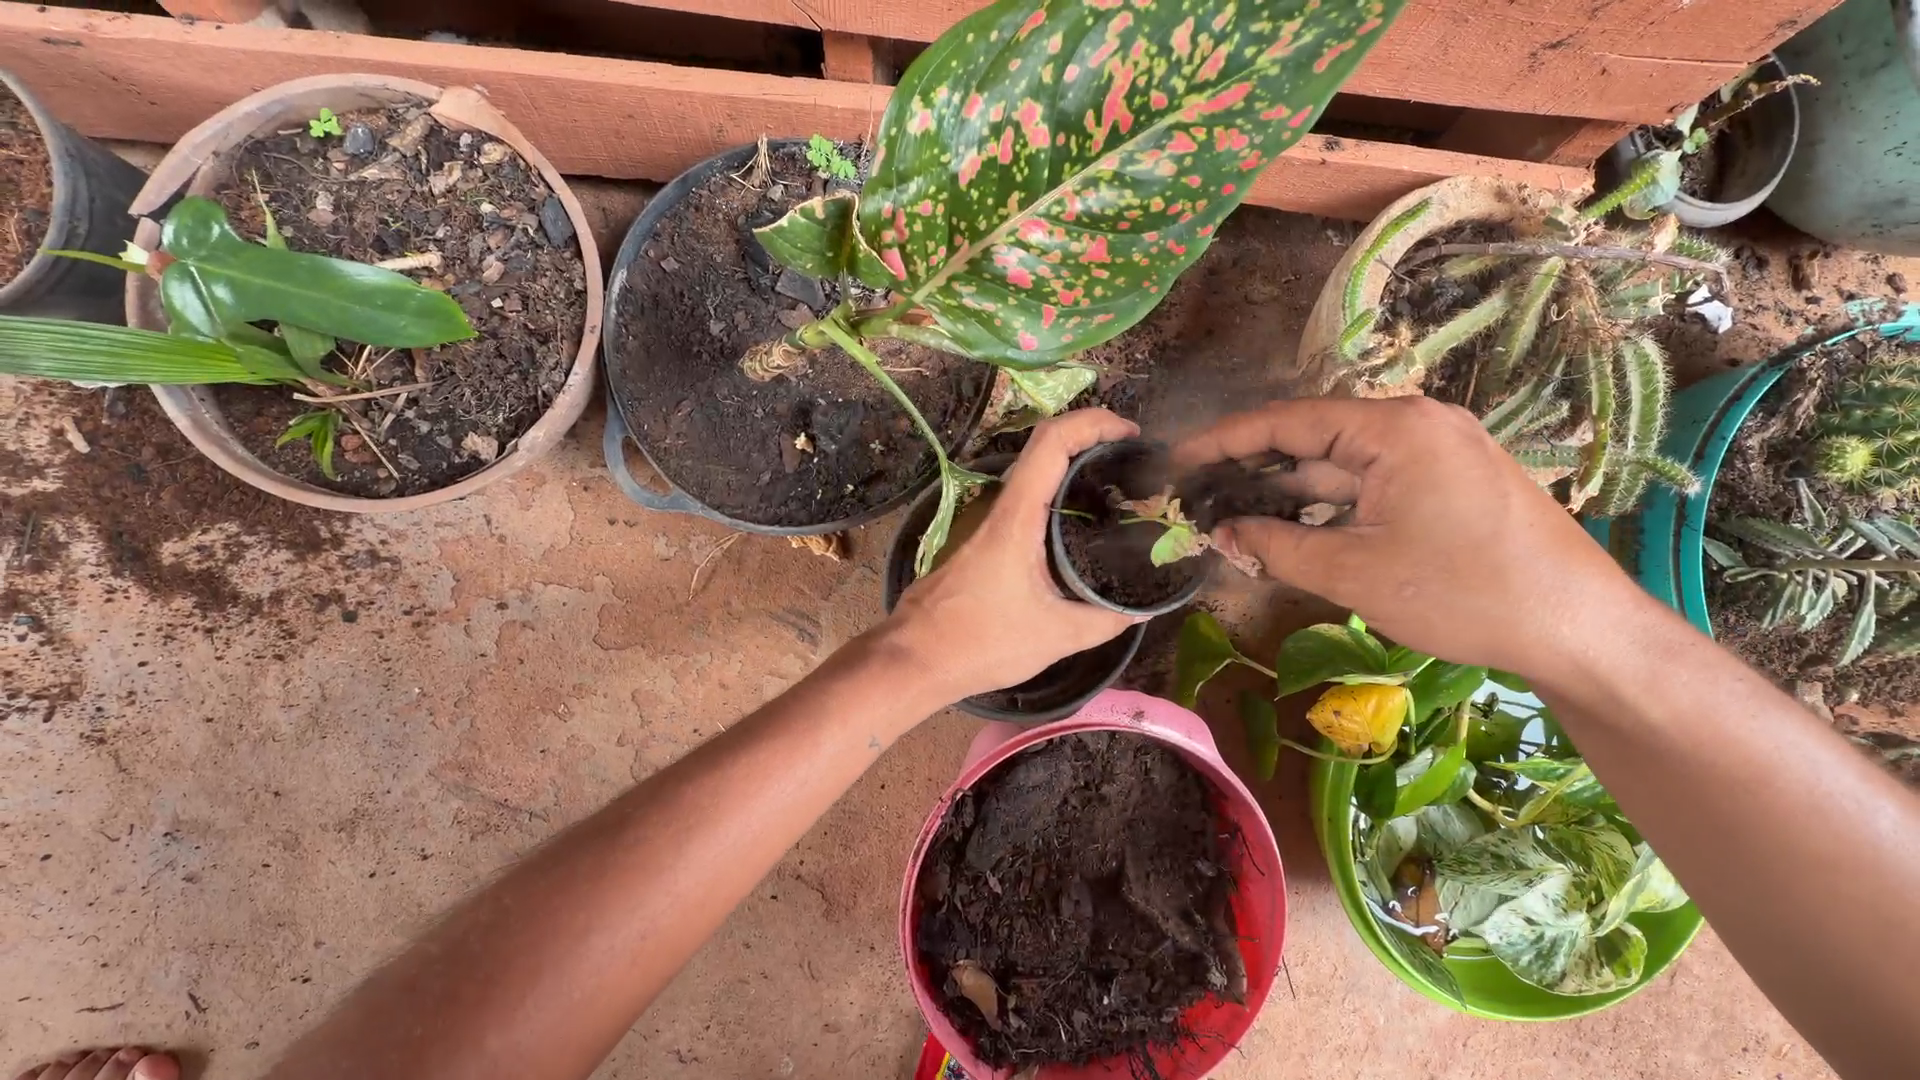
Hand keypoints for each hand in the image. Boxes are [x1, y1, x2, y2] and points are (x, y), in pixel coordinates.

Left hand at [884, 408, 1143, 702]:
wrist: (916, 659)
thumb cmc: (981, 642)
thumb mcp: (1056, 636)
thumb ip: (1105, 620)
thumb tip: (1145, 609)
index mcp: (1016, 518)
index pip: (1051, 442)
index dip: (1092, 422)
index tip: (1130, 432)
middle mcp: (1000, 511)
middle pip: (1042, 449)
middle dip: (1089, 438)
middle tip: (1131, 458)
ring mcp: (988, 526)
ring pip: (1031, 478)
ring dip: (1071, 468)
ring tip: (1115, 486)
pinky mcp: (983, 545)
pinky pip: (1025, 504)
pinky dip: (1056, 497)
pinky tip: (1078, 525)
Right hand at [1173, 397, 1650, 678]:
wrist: (1579, 630)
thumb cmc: (1461, 593)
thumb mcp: (1352, 571)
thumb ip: (1274, 545)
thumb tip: (1218, 533)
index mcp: (1393, 428)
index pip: (1286, 421)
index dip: (1223, 441)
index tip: (1178, 461)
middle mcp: (1416, 424)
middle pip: (1312, 438)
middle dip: (1252, 469)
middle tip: (1197, 494)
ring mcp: (1438, 451)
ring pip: (1341, 464)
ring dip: (1288, 490)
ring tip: (1230, 514)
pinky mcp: (1450, 481)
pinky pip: (1371, 482)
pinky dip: (1328, 502)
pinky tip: (1291, 525)